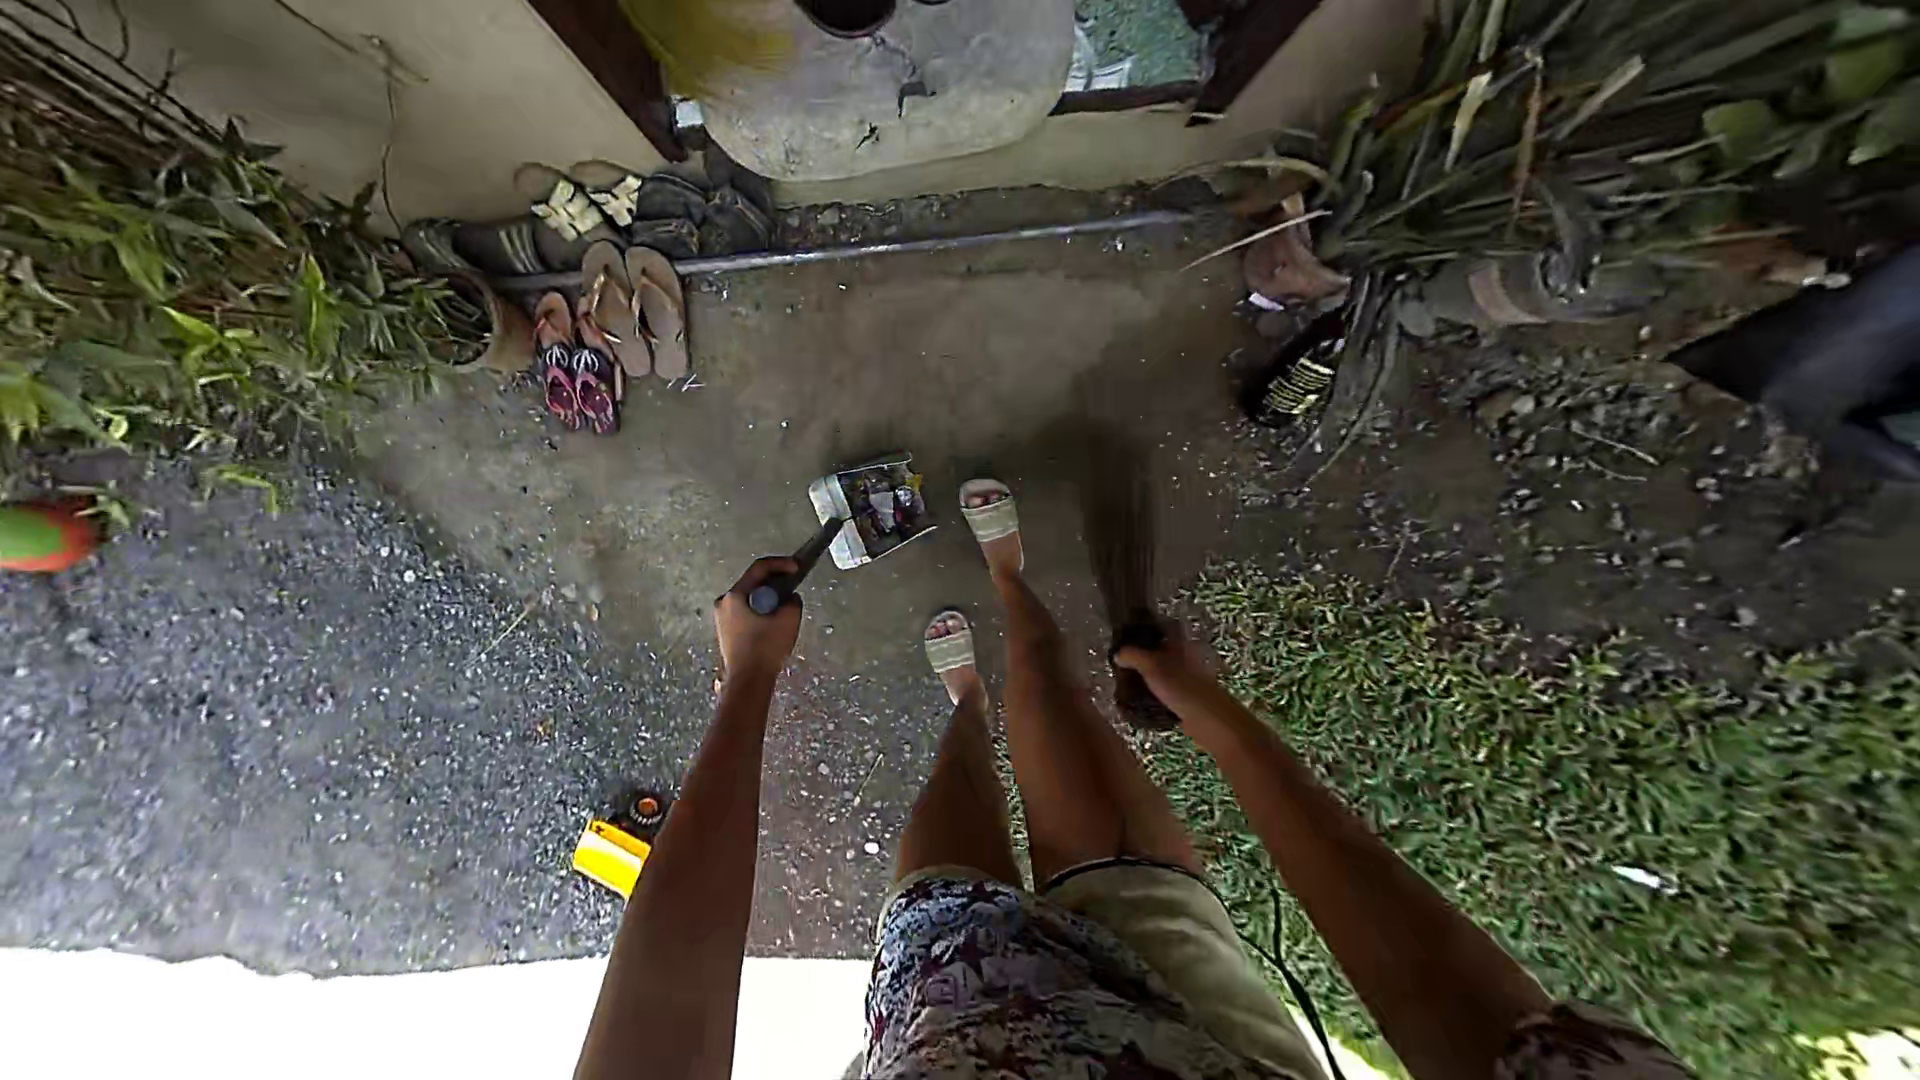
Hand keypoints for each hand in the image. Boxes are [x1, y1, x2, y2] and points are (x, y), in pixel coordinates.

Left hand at [714, 557, 801, 687]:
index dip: (781, 564)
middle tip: (793, 584)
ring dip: (769, 598)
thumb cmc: (766, 648)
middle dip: (775, 582)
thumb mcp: (788, 620)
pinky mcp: (726, 630)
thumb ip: (792, 601)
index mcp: (735, 595)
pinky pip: (746, 611)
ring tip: (786, 605)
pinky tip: (773, 621)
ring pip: (750, 598)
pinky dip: (761, 610)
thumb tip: (789, 598)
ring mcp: (722, 617)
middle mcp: (724, 602)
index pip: (759, 568)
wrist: (748, 681)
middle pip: (753, 583)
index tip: (797, 567)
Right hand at [1112, 621, 1213, 692]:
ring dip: (1148, 676)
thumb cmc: (1182, 686)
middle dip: (1144, 654)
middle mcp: (1188, 657)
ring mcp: (1189, 679)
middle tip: (1123, 660)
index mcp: (1182, 643)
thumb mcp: (1151, 666)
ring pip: (1164, 671)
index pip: (1166, 626)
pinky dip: (1153, 694)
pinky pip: (1166, 691)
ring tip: (1127, 682)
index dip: (1149, 625)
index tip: (1129, 631)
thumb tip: (1118, 654)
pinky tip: (1139, 701)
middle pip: (1164, 649)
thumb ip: (1132, 655)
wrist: (1209, 720)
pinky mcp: (1188, 699)